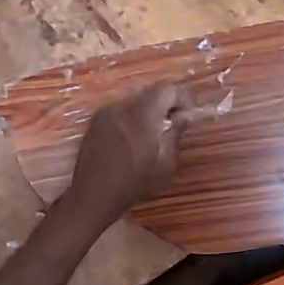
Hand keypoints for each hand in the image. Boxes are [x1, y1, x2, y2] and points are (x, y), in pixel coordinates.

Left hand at [65, 82, 192, 221]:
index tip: (189, 114)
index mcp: (142, 114)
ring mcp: (106, 112)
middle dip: (168, 104)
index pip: (168, 88)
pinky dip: (134, 118)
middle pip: (152, 93)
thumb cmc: (135, 183)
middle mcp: (122, 106)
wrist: (93, 196)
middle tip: (176, 123)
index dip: (184, 97)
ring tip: (155, 134)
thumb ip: (176, 132)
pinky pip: (122, 111)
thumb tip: (186, 115)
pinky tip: (134, 140)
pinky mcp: (96, 121)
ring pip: (136, 101)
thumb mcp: (165, 162)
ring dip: (150, 111)